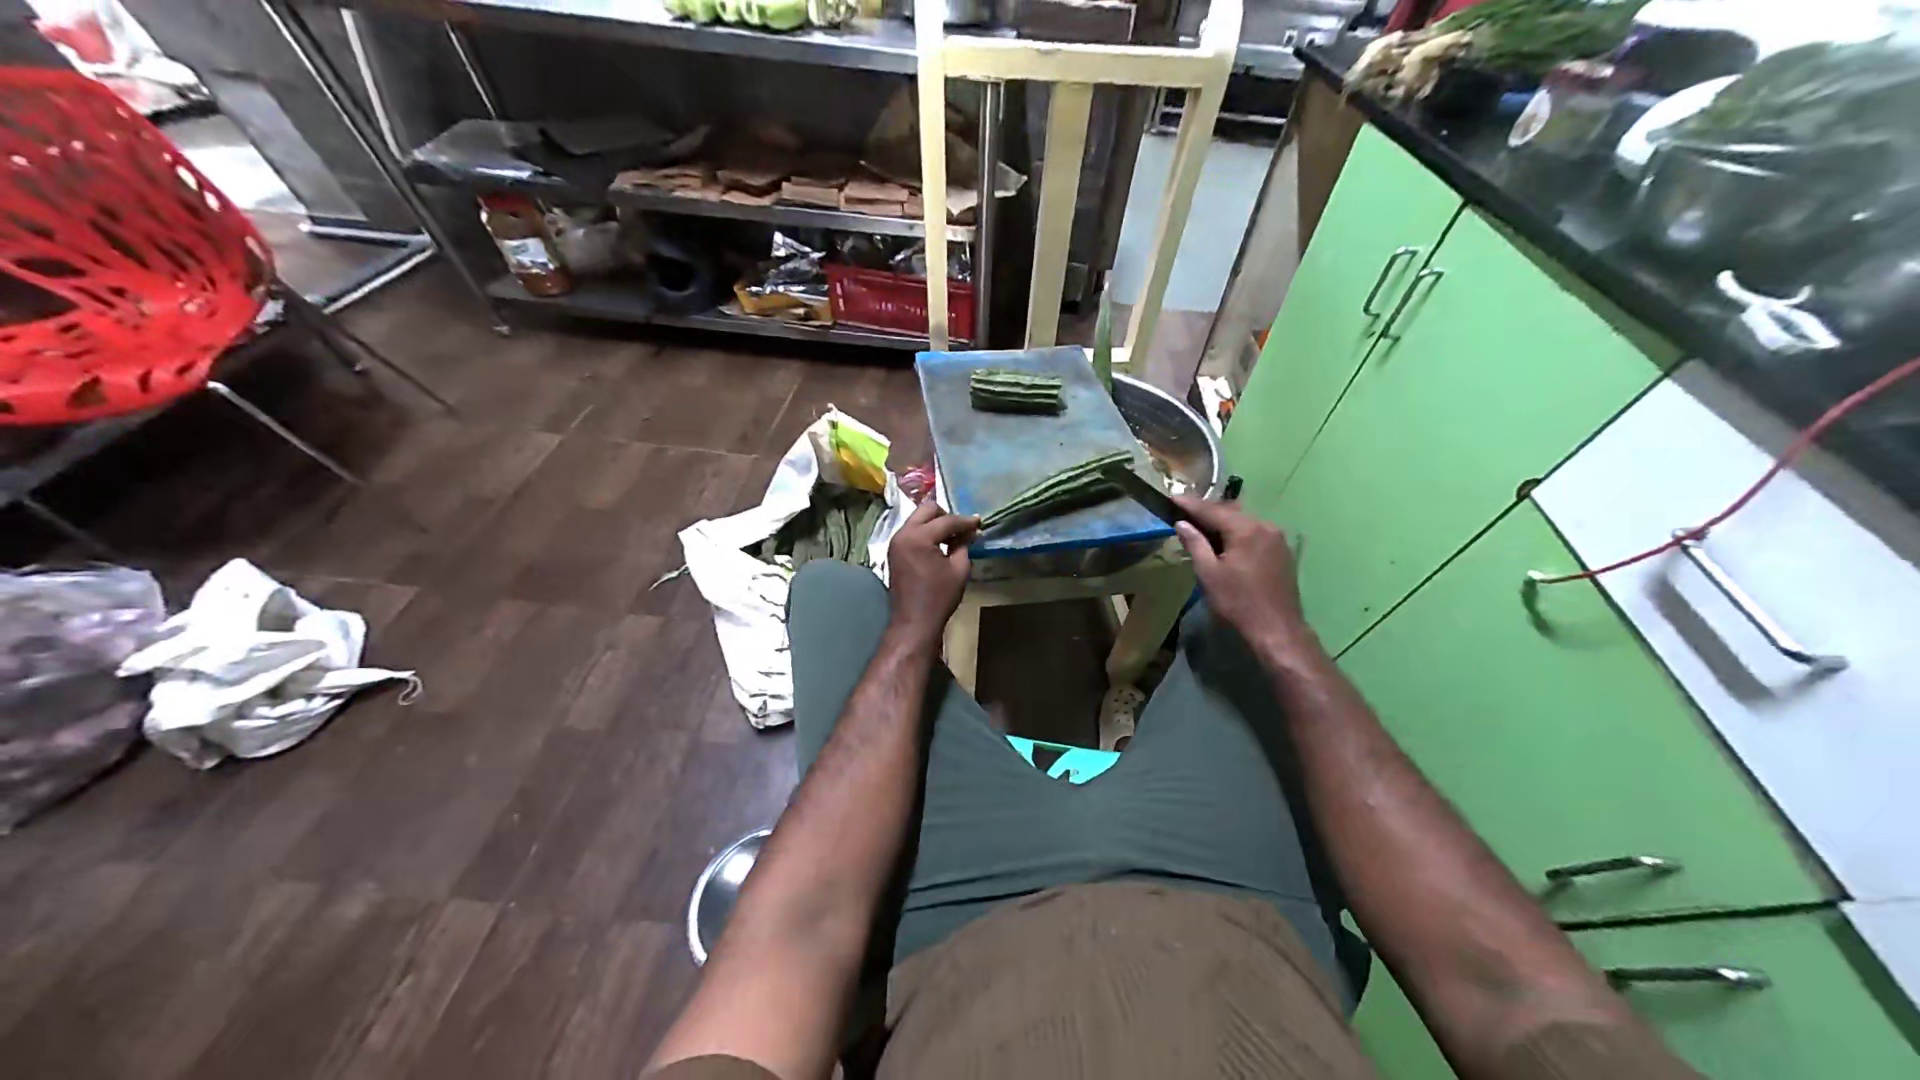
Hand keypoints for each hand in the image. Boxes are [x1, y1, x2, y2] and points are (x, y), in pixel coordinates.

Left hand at [885, 502, 979, 649]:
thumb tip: (969, 532)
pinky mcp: (894, 551)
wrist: (913, 622)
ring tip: (953, 537)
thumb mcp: (959, 570)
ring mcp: (895, 542)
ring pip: (917, 519)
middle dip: (946, 515)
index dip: (965, 521)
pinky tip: (939, 544)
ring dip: (935, 523)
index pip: (946, 520)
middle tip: (962, 528)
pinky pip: (912, 531)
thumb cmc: (939, 597)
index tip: (979, 522)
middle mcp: (903, 534)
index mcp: (918, 537)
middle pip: (926, 510)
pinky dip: (926, 532)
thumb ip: (963, 545)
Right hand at [1171, 496, 1315, 656]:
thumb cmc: (1238, 602)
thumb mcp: (1208, 573)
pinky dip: (1237, 533)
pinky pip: (1255, 533)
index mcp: (1246, 529)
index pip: (1212, 510)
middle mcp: (1265, 526)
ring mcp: (1277, 539)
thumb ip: (1195, 544)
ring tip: (1201, 526)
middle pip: (1230, 513)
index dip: (1190, 504)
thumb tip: (1182, 523)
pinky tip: (1225, 542)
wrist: (1277, 630)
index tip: (1171, 497)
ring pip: (1244, 522)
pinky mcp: (1282, 552)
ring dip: (1223, 523)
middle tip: (1183, 512)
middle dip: (1207, 512)